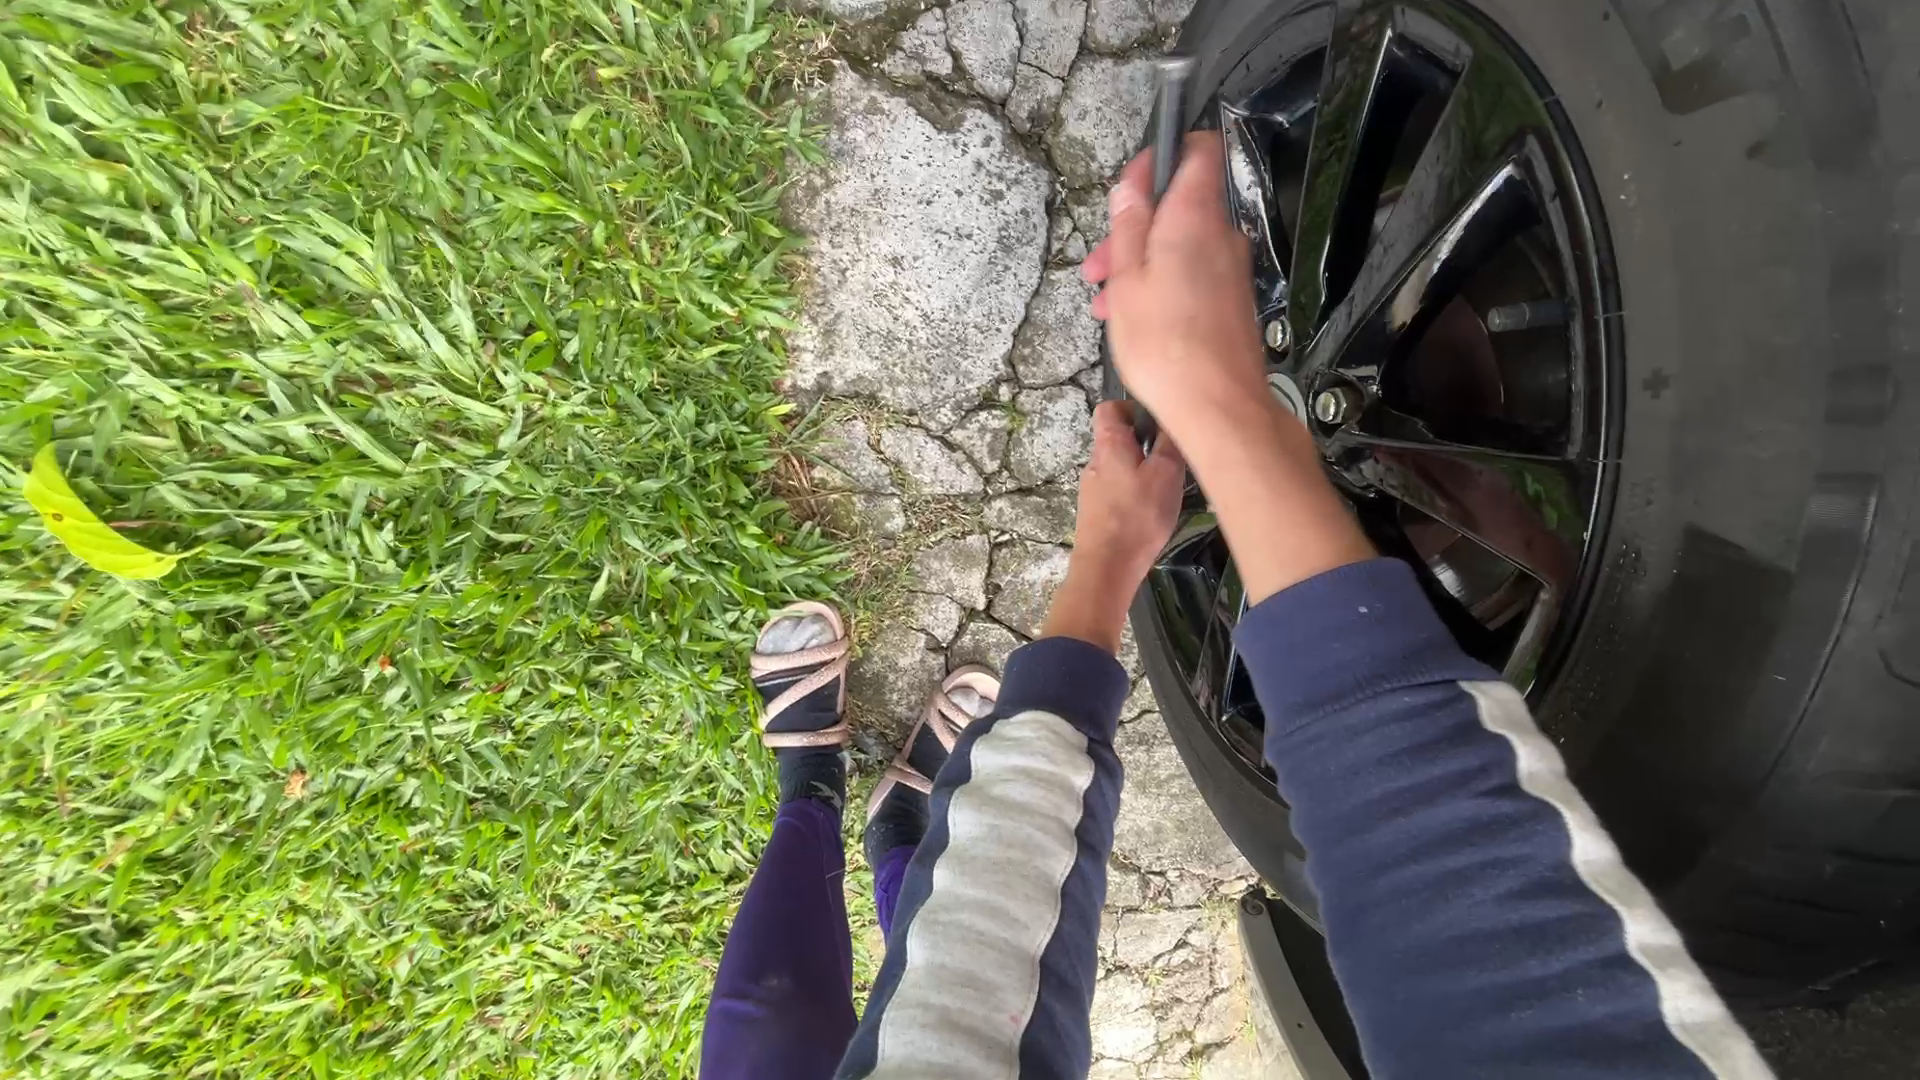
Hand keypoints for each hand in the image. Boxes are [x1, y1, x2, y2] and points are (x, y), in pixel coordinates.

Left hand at [1040, 402, 1186, 653]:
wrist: (1106, 566)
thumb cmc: (1138, 515)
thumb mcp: (1166, 473)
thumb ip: (1168, 443)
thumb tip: (1170, 417)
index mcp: (1108, 444)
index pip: (1110, 408)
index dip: (1132, 408)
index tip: (1157, 423)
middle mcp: (1095, 462)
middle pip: (1117, 438)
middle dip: (1145, 443)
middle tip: (1173, 457)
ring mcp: (1092, 488)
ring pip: (1120, 466)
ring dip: (1143, 470)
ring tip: (1168, 485)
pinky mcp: (1096, 512)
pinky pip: (1118, 490)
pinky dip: (1135, 492)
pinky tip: (1153, 509)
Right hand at [1083, 133, 1270, 443]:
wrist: (1216, 405)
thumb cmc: (1167, 346)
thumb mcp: (1127, 280)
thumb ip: (1129, 226)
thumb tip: (1130, 187)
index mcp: (1194, 217)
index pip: (1196, 151)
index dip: (1160, 159)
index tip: (1130, 187)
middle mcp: (1222, 236)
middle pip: (1178, 207)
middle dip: (1134, 229)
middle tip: (1099, 264)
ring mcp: (1231, 270)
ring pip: (1180, 247)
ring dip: (1140, 265)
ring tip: (1108, 303)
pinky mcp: (1231, 301)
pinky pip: (1193, 277)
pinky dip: (1162, 287)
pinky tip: (1136, 319)